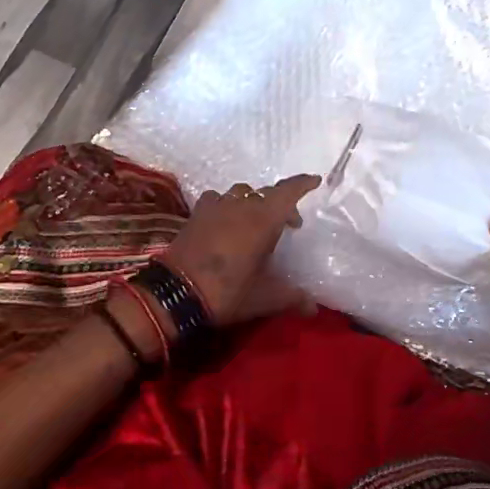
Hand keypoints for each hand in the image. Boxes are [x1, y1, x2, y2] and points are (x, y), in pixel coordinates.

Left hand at [162, 175, 321, 325]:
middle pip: (265, 193)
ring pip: (240, 193)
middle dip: (281, 203)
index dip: (302, 184)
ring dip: (253, 202)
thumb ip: (291, 297)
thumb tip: (313, 307)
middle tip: (289, 224)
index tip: (314, 181)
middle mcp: (239, 206)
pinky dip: (227, 205)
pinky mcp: (195, 215)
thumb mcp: (264, 298)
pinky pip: (216, 200)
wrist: (175, 292)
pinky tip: (226, 221)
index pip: (287, 192)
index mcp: (262, 219)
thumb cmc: (226, 292)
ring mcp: (214, 207)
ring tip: (257, 221)